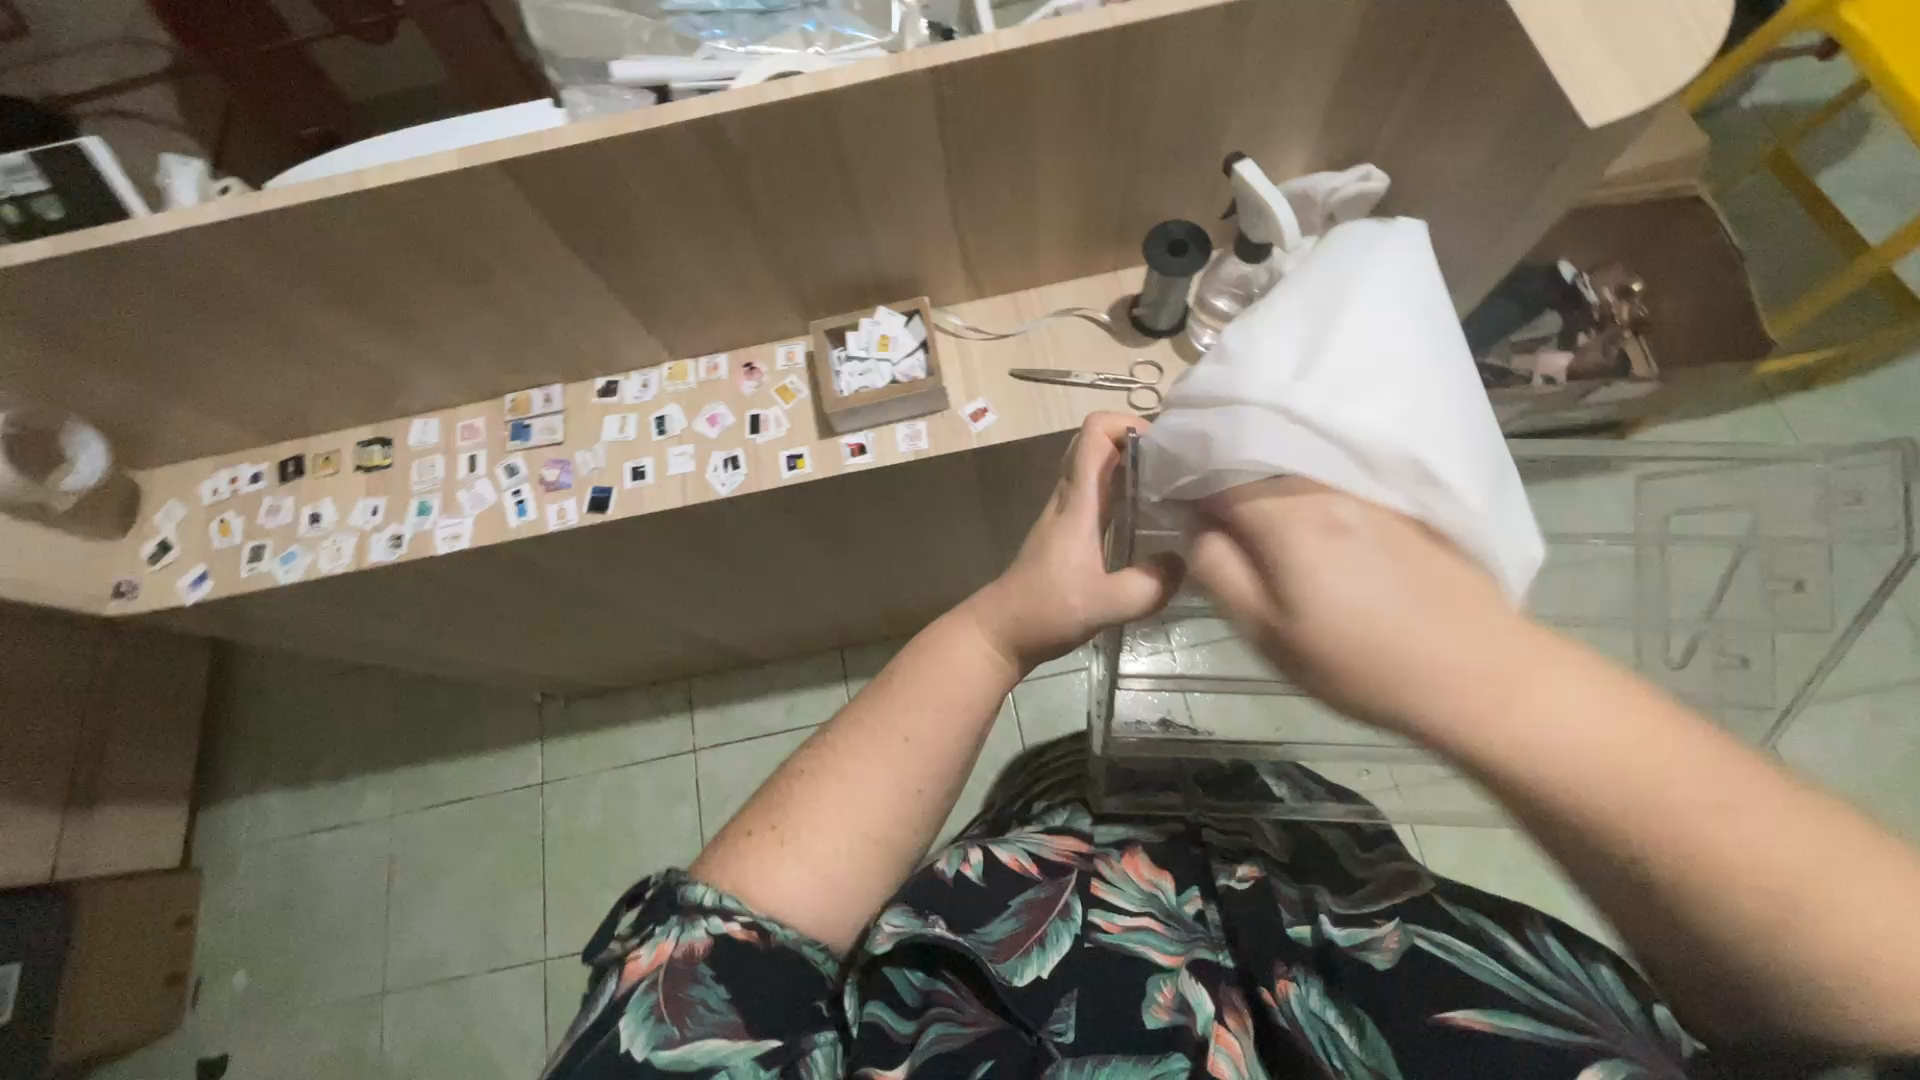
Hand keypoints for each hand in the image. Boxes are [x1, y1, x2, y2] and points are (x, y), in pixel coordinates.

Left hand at [963, 412, 1185, 673]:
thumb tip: (1182, 563)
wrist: (1000, 632)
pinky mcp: (1067, 535)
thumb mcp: (1103, 604)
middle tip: (1178, 463)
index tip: (1166, 445)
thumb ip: (1147, 586)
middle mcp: (1069, 499)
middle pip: (1096, 444)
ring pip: (1096, 470)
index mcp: (1077, 503)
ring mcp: (1065, 516)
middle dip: (1136, 441)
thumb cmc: (1044, 611)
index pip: (1094, 433)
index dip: (1128, 423)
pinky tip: (1149, 518)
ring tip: (1173, 486)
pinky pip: (1097, 496)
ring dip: (1131, 466)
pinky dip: (1123, 492)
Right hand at [1184, 477, 1530, 735]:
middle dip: (1223, 481)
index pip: (1213, 472)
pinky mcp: (1398, 500)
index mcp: (1286, 514)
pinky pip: (1330, 477)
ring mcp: (1367, 487)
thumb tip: (1195, 523)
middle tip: (1216, 528)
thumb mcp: (1264, 630)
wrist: (1479, 673)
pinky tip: (1310, 533)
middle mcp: (1325, 483)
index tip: (1177, 515)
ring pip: (1292, 467)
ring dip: (1263, 485)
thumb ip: (1216, 568)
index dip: (1186, 487)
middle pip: (1254, 459)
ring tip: (1258, 531)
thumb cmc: (1358, 662)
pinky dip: (1303, 491)